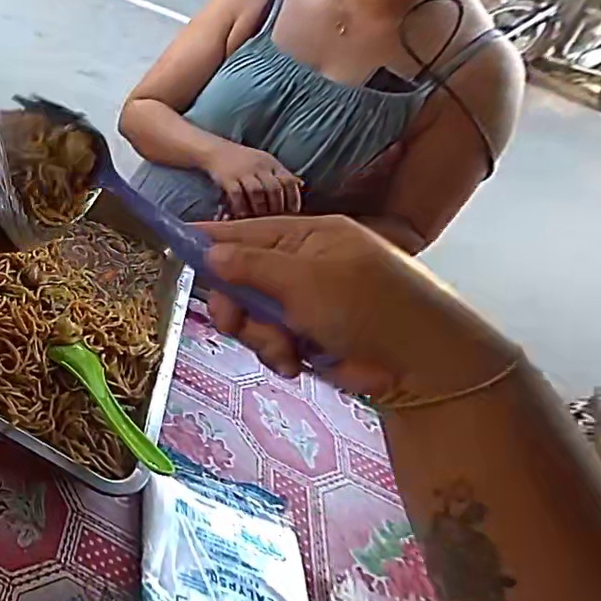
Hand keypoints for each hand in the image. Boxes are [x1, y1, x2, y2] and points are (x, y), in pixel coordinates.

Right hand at [200, 216, 518, 403]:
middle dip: (235, 305)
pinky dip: (275, 353)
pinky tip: (295, 361)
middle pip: (237, 278)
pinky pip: (266, 340)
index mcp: (307, 237)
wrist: (427, 368)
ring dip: (259, 336)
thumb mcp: (307, 280)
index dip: (208, 241)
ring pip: (249, 315)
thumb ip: (252, 265)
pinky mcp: (304, 335)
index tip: (172, 247)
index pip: (244, 232)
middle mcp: (300, 265)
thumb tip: (208, 252)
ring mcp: (302, 302)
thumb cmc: (371, 307)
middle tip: (236, 323)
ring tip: (285, 350)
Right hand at [202, 143, 301, 217]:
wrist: (217, 151)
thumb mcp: (266, 162)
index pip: (287, 180)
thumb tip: (300, 185)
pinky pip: (237, 195)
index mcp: (271, 163)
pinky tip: (243, 217)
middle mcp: (259, 167)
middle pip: (273, 188)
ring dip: (260, 208)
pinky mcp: (228, 178)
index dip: (293, 197)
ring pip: (257, 192)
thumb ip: (281, 174)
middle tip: (277, 221)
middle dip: (277, 206)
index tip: (294, 212)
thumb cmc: (244, 160)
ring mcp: (243, 172)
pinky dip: (241, 207)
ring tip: (261, 221)